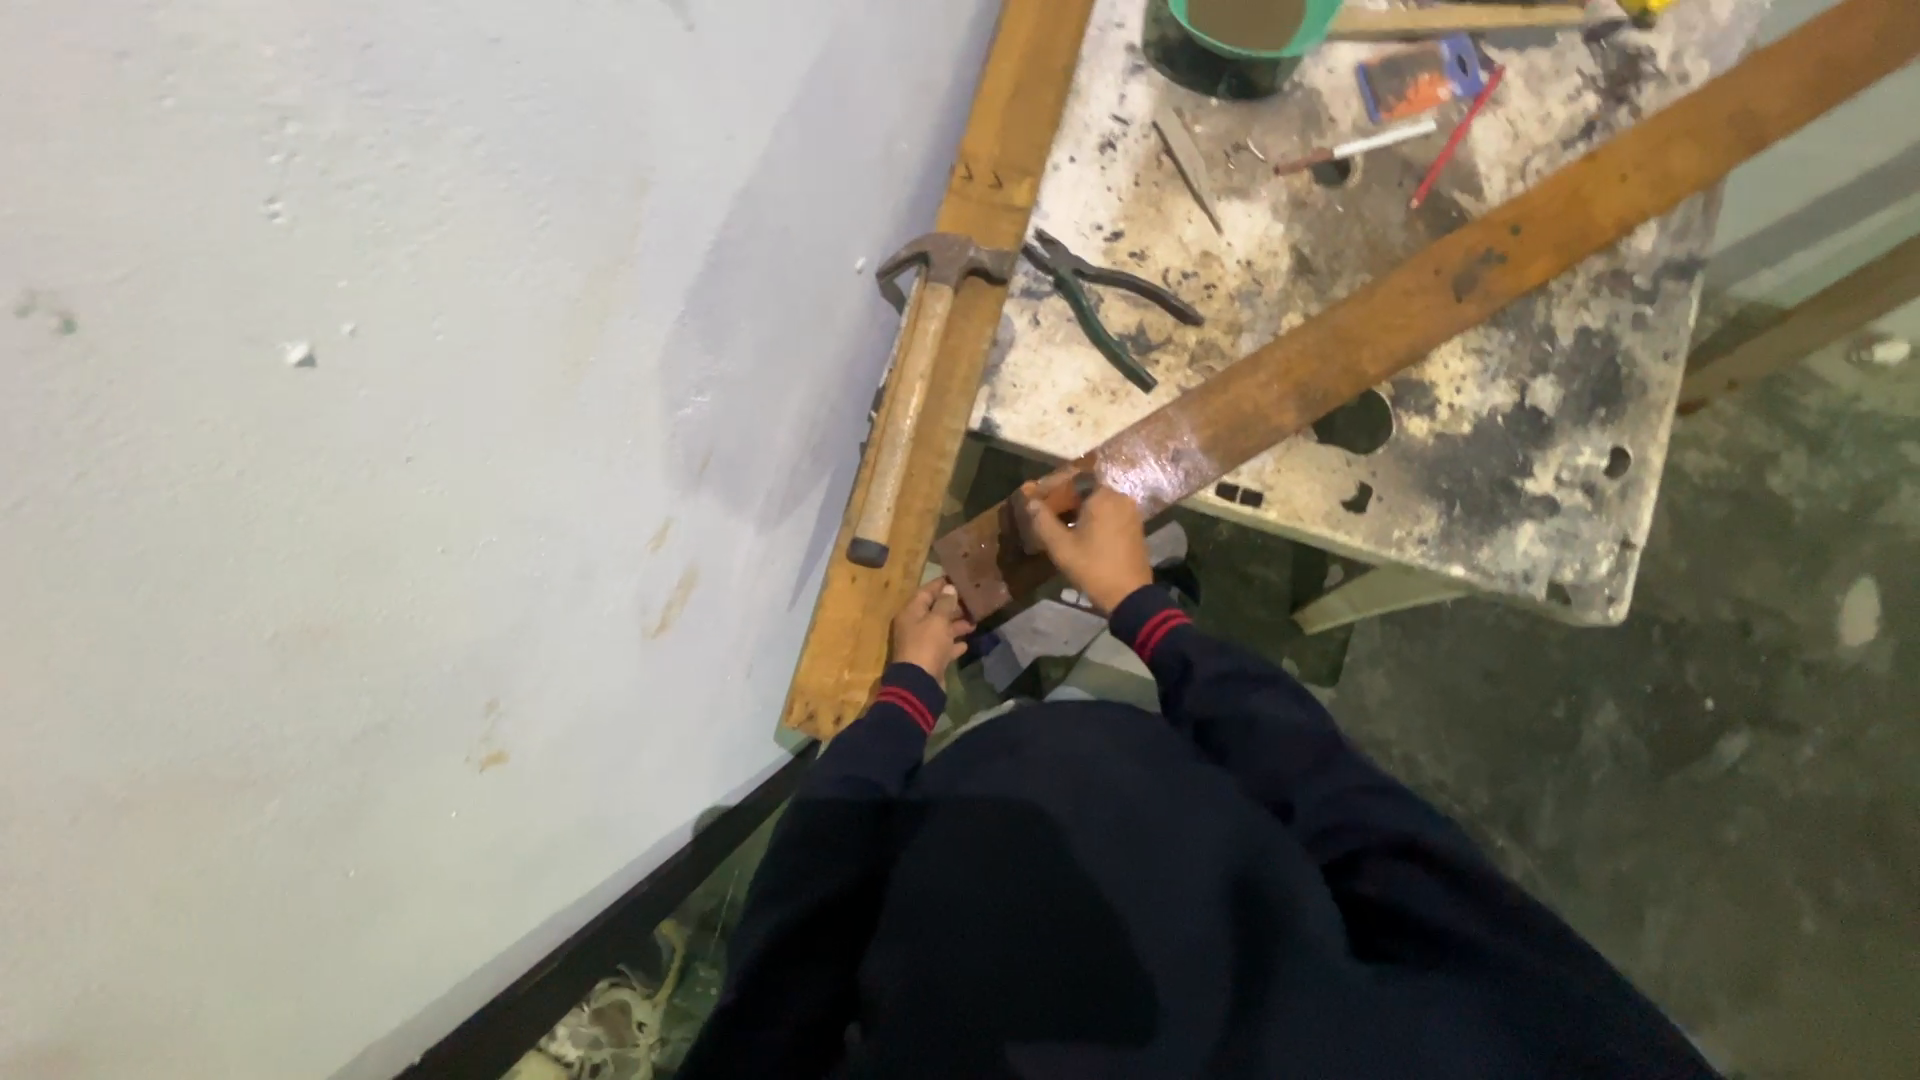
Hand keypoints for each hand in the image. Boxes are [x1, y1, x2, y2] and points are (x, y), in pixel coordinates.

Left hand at [891, 578, 974, 678]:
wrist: (919, 683)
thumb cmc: (927, 645)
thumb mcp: (938, 620)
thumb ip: (945, 603)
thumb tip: (949, 588)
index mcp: (911, 612)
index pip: (926, 592)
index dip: (941, 585)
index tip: (957, 579)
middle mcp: (914, 626)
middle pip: (934, 611)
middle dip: (952, 606)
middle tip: (972, 601)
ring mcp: (921, 643)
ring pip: (940, 629)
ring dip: (956, 626)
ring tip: (974, 623)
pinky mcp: (930, 659)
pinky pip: (943, 647)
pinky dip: (953, 645)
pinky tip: (966, 644)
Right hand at [1023, 484, 1152, 613]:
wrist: (1129, 596)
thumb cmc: (1093, 568)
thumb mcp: (1061, 546)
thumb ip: (1043, 520)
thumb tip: (1030, 502)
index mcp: (1103, 497)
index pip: (1073, 479)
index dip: (1052, 487)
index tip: (1036, 497)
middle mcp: (1120, 498)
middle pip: (1085, 490)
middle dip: (1063, 499)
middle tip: (1043, 511)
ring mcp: (1130, 512)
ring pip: (1097, 502)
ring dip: (1077, 509)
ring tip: (1057, 523)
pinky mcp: (1135, 526)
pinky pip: (1109, 513)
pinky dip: (1092, 518)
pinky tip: (1078, 532)